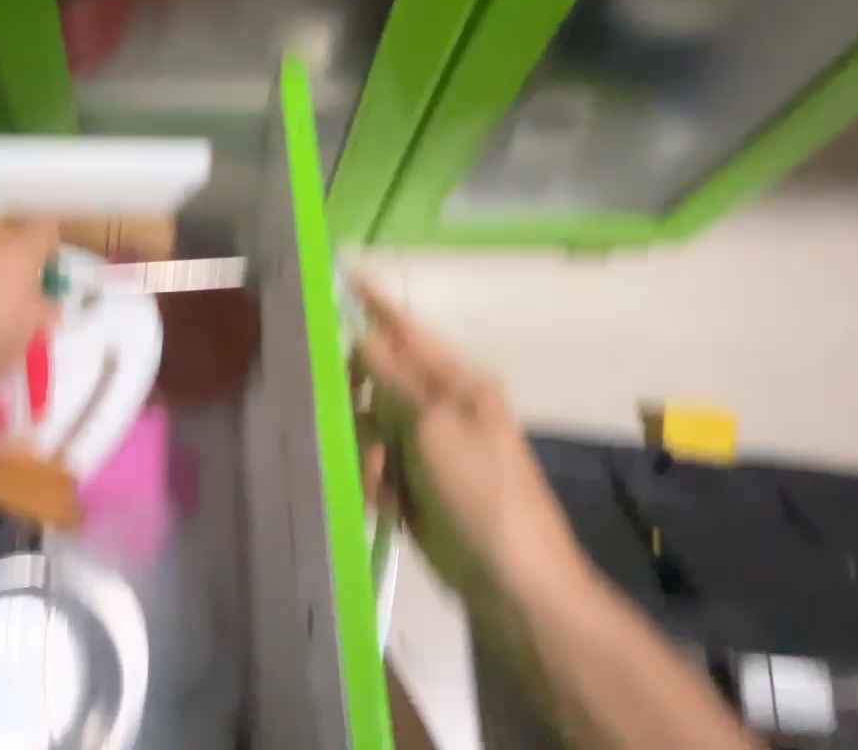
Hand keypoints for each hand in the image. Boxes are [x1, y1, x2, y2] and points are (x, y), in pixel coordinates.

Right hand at [353, 278, 586, 592]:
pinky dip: (373, 481)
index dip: (376, 305)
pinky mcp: (412, 480)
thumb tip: (364, 335)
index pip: (408, 331)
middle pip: (377, 379)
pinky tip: (387, 504)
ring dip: (368, 453)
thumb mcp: (436, 427)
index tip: (345, 276)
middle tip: (353, 423)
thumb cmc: (481, 492)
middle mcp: (439, 405)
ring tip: (381, 483)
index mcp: (457, 382)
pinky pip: (373, 463)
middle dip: (360, 404)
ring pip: (368, 425)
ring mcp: (425, 445)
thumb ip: (395, 378)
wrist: (512, 580)